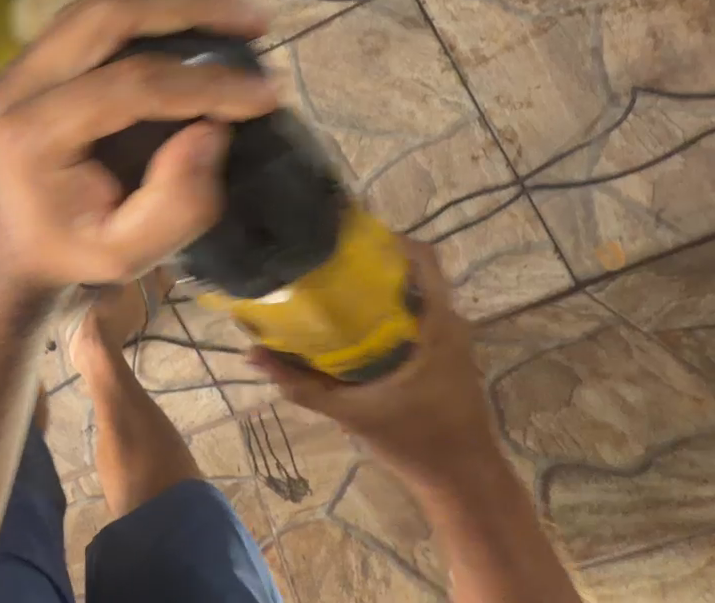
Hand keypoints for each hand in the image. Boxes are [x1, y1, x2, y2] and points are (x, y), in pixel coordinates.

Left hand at [0, 0, 277, 293]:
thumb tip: (211, 131)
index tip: (266, 95)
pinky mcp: (39, 53)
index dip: (203, 84)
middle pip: (104, 14)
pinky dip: (152, 6)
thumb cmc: (71, 246)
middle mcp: (19, 84)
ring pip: (100, 0)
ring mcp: (24, 62)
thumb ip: (174, 206)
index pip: (127, 85)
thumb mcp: (125, 255)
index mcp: (33, 135)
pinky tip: (197, 20)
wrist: (18, 236)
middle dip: (187, 8)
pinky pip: (98, 12)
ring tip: (234, 16)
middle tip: (255, 24)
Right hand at [251, 238, 499, 489]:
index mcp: (435, 324)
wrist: (464, 482)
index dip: (384, 236)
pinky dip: (385, 302)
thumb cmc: (413, 441)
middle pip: (410, 267)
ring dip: (376, 279)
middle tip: (321, 253)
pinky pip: (415, 309)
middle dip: (367, 255)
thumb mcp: (348, 412)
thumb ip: (298, 382)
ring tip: (328, 277)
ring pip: (413, 288)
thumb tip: (250, 352)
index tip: (339, 232)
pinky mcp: (446, 351)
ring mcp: (451, 336)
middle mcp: (447, 321)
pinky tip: (348, 315)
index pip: (421, 257)